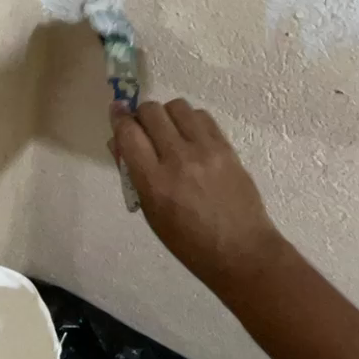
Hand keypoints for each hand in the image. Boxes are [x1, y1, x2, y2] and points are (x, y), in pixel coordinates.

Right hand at [113, 98, 287, 290]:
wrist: (242, 252)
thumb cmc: (190, 243)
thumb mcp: (152, 214)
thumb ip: (133, 175)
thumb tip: (118, 142)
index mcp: (155, 183)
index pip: (128, 134)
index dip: (118, 119)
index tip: (117, 113)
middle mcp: (179, 160)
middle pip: (151, 112)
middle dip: (141, 116)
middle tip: (144, 129)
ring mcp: (206, 150)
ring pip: (177, 106)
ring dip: (167, 115)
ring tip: (170, 132)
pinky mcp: (226, 147)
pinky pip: (201, 116)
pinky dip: (190, 120)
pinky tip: (191, 137)